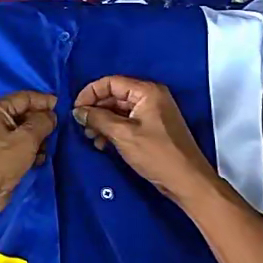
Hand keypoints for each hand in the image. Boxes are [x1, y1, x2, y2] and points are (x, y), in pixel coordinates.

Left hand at [0, 91, 56, 215]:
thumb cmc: (0, 163)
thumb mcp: (27, 138)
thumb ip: (43, 121)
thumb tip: (51, 115)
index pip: (25, 97)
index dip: (45, 102)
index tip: (63, 108)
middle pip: (25, 114)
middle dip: (42, 123)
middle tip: (56, 133)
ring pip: (24, 131)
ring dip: (38, 140)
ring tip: (45, 151)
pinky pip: (19, 145)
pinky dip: (30, 151)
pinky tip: (37, 161)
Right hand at [72, 76, 219, 200]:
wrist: (186, 180)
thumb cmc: (158, 155)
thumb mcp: (123, 135)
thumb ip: (98, 119)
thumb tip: (79, 111)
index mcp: (147, 91)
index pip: (111, 82)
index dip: (90, 93)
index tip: (75, 110)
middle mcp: (151, 96)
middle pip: (115, 95)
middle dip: (96, 109)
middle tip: (81, 127)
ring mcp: (153, 112)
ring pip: (119, 110)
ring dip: (102, 122)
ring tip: (91, 138)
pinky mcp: (152, 127)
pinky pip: (127, 121)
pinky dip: (113, 130)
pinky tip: (103, 143)